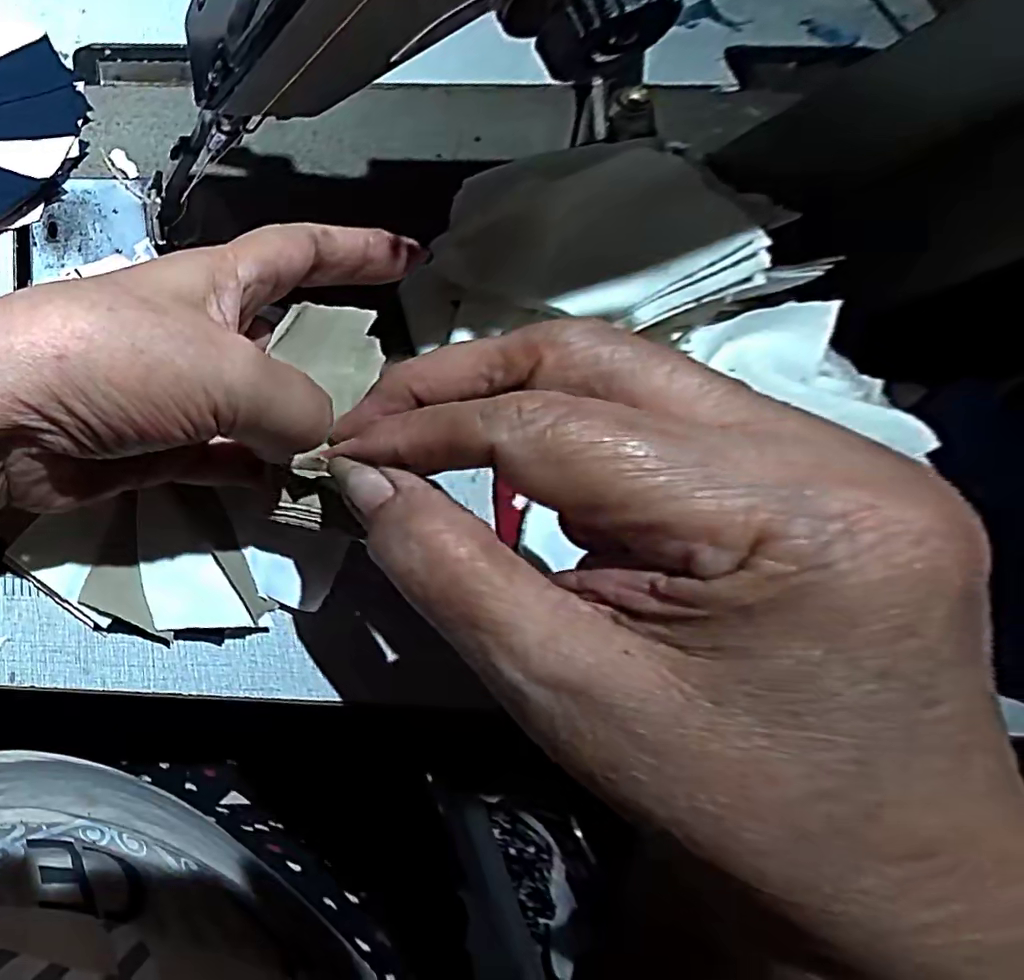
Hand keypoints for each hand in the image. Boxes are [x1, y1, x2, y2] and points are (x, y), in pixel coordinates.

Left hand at [0, 224, 422, 520]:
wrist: (4, 420)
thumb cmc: (114, 361)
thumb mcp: (222, 368)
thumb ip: (293, 403)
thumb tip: (322, 439)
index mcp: (214, 282)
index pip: (297, 250)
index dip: (354, 248)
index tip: (408, 255)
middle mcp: (194, 333)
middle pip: (281, 340)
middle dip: (333, 361)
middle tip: (390, 398)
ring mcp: (170, 395)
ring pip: (253, 410)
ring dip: (297, 433)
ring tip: (352, 459)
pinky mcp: (148, 449)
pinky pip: (219, 458)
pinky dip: (253, 472)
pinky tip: (287, 490)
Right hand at [326, 320, 1023, 978]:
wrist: (880, 869)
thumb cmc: (722, 794)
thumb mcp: (554, 683)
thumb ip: (445, 568)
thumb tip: (363, 479)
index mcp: (792, 513)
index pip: (555, 425)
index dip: (428, 428)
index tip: (346, 448)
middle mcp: (825, 453)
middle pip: (593, 358)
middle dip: (457, 379)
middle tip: (374, 416)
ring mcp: (819, 455)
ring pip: (611, 371)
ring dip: (493, 392)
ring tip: (414, 431)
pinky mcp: (789, 474)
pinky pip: (633, 413)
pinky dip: (539, 425)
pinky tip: (495, 463)